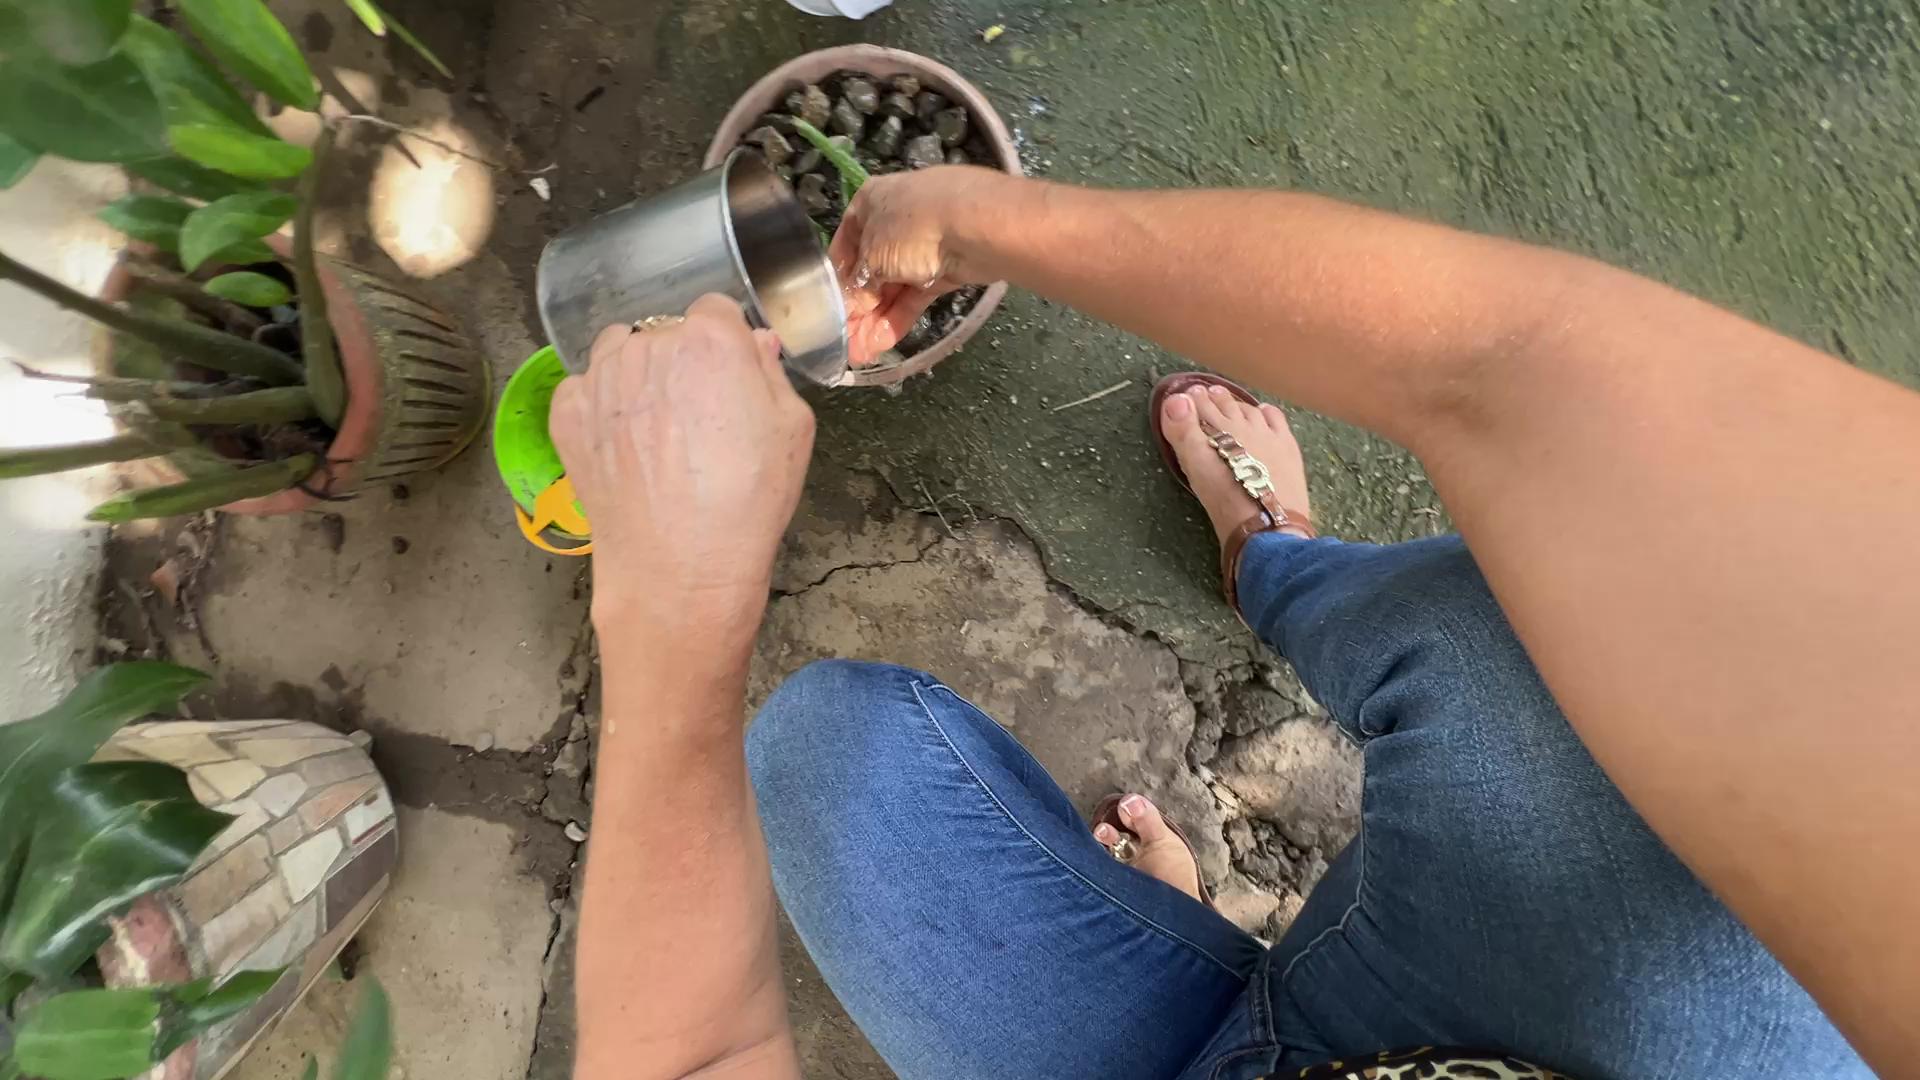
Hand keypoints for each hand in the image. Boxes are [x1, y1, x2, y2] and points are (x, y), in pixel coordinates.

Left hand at [549, 295, 814, 654]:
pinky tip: (628, 446)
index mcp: (710, 340)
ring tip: (660, 428)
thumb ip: (772, 373)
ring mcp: (600, 376)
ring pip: (623, 352)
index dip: (729, 344)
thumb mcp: (793, 431)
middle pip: (668, 332)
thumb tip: (755, 344)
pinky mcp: (567, 412)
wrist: (681, 564)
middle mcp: (648, 344)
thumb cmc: (750, 498)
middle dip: (685, 361)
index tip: (733, 378)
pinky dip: (606, 406)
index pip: (717, 311)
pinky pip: (588, 388)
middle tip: (701, 416)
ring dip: (642, 374)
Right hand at [829, 165, 1011, 364]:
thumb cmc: (913, 229)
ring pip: (894, 288)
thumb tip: (850, 308)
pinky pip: (915, 296)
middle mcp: (894, 222)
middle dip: (858, 311)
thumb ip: (859, 287)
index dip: (837, 281)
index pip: (845, 246)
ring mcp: (923, 246)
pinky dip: (900, 317)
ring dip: (876, 321)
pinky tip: (883, 342)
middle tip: (846, 344)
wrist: (979, 225)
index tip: (830, 311)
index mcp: (869, 203)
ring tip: (862, 354)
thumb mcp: (873, 258)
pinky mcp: (945, 269)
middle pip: (871, 273)